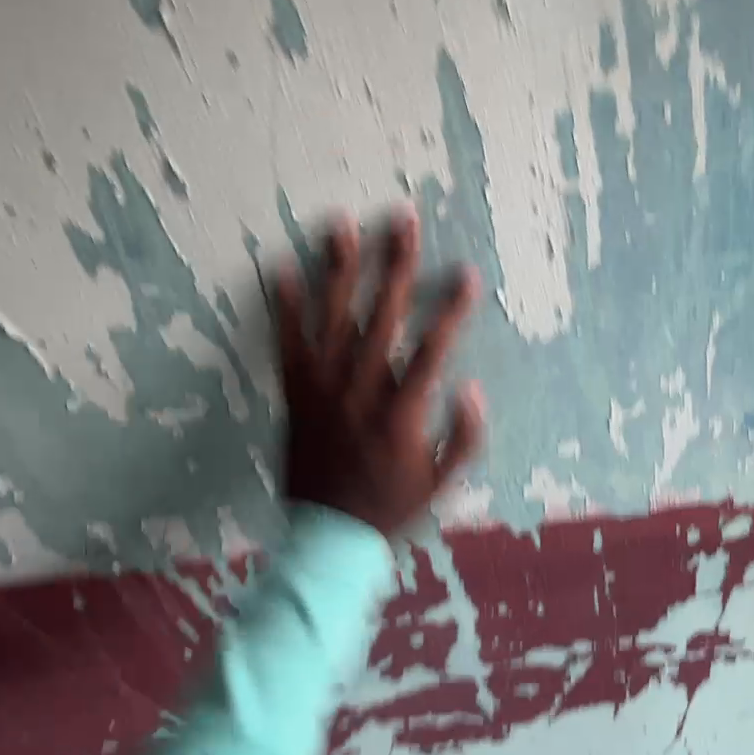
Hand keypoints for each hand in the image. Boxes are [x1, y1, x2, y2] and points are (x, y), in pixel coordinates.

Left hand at [272, 208, 485, 535]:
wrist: (329, 536)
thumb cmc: (392, 504)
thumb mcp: (443, 480)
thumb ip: (465, 434)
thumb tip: (472, 386)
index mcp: (402, 412)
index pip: (433, 348)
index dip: (452, 308)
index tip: (467, 273)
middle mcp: (361, 391)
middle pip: (382, 316)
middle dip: (396, 263)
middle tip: (402, 218)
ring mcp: (324, 390)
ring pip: (333, 319)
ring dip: (339, 268)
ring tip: (341, 224)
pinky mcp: (296, 394)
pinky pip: (288, 344)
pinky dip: (284, 307)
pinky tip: (281, 269)